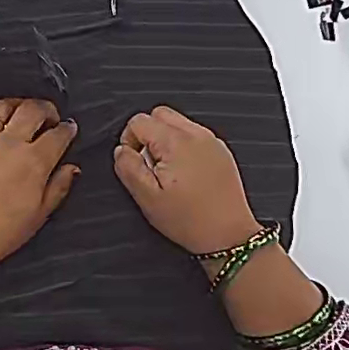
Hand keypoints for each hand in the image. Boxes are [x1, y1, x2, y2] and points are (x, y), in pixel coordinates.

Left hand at [0, 98, 79, 273]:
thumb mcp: (39, 215)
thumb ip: (59, 187)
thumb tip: (71, 170)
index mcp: (34, 161)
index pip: (58, 134)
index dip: (68, 129)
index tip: (69, 129)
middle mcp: (9, 144)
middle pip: (33, 110)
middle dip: (47, 108)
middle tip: (51, 116)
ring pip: (2, 106)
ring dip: (17, 105)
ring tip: (22, 111)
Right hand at [112, 106, 260, 255]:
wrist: (227, 235)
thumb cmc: (190, 220)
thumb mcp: (147, 198)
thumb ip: (128, 167)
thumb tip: (121, 150)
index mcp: (175, 142)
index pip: (139, 121)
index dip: (129, 141)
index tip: (135, 163)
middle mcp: (196, 135)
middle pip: (159, 114)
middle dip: (148, 134)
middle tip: (150, 165)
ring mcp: (211, 141)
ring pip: (178, 122)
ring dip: (166, 139)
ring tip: (169, 172)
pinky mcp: (221, 151)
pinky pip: (194, 135)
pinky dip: (183, 146)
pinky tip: (185, 174)